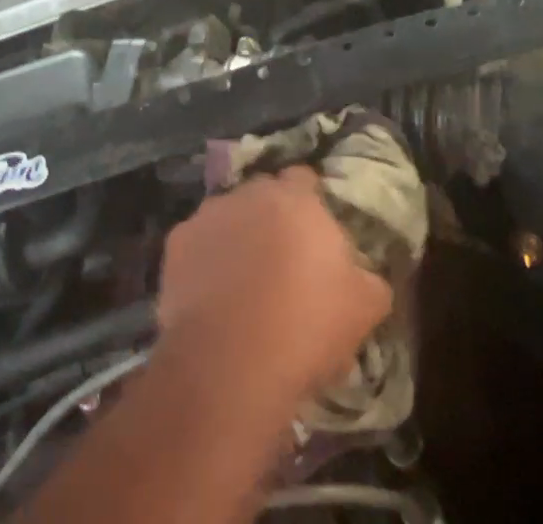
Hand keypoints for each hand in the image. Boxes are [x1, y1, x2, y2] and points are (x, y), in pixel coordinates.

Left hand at [157, 167, 392, 401]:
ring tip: (245, 281)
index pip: (305, 179)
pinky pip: (197, 246)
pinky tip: (214, 296)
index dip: (312, 202)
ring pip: (226, 217)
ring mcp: (204, 218)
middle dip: (273, 217)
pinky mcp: (173, 248)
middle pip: (262, 195)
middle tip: (285, 258)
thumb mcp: (365, 308)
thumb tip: (364, 275)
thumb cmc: (306, 326)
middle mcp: (245, 195)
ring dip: (237, 237)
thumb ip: (369, 277)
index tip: (318, 233)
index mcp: (295, 199)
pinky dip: (205, 262)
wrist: (228, 363)